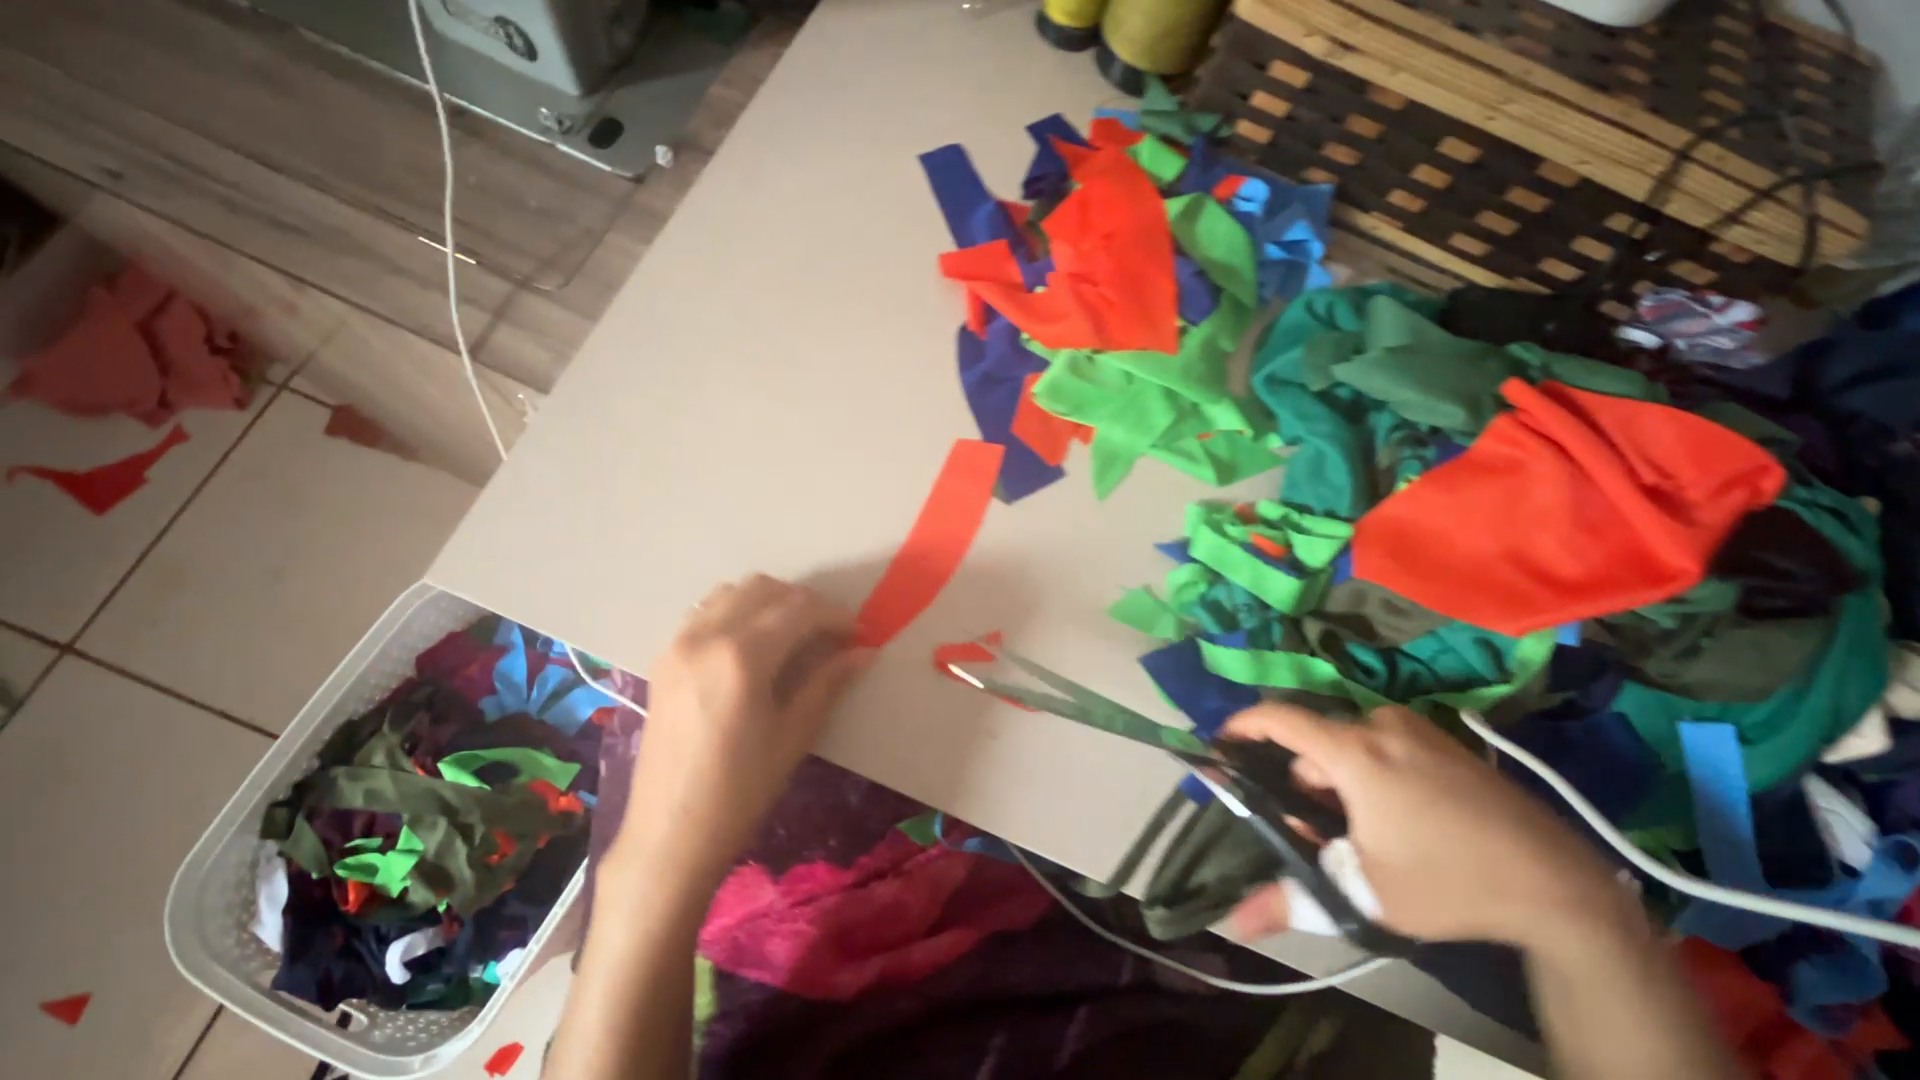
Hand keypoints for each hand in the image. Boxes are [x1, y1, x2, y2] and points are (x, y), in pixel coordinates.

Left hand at [611, 575, 873, 887]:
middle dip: (804, 603)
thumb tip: (865, 650)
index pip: (799, 609)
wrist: (670, 835)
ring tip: (793, 636)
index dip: (836, 616)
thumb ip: (828, 682)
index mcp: (741, 656)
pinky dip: (735, 612)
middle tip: (830, 635)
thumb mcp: (794, 736)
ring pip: (730, 592)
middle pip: (764, 589)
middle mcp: (705, 636)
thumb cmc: (741, 792)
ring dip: (767, 602)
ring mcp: (678, 644)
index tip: (859, 634)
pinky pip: (704, 612)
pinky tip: (752, 646)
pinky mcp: (664, 659)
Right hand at [1221, 704, 1637, 953]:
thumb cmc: (1450, 883)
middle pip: (1316, 742)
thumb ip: (1293, 903)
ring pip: (1350, 744)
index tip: (1221, 743)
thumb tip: (1233, 923)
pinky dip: (1370, 771)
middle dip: (1302, 780)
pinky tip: (1397, 818)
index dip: (1243, 725)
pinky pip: (1384, 745)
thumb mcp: (1366, 897)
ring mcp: (1420, 730)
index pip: (1280, 719)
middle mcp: (1383, 726)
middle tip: (1312, 832)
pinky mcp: (1447, 742)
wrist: (1558, 883)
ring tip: (1358, 832)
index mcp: (1356, 753)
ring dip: (1337, 778)